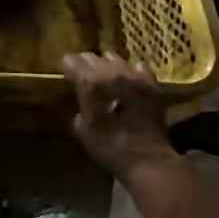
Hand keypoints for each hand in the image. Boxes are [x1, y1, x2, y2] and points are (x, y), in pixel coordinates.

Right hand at [61, 53, 177, 180]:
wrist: (148, 161)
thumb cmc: (109, 147)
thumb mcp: (82, 128)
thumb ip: (79, 104)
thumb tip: (81, 96)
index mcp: (90, 82)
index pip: (71, 60)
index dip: (67, 68)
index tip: (66, 77)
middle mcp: (111, 73)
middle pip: (92, 56)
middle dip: (85, 65)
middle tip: (83, 78)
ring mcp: (134, 77)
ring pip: (114, 58)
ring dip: (107, 66)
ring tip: (106, 78)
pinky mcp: (152, 85)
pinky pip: (139, 67)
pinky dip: (131, 72)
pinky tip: (129, 83)